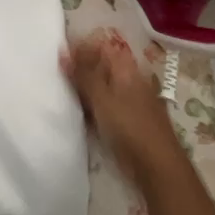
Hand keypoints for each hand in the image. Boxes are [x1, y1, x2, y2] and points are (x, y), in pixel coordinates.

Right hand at [61, 31, 179, 180]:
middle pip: (100, 66)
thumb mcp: (101, 97)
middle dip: (79, 68)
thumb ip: (82, 73)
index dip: (79, 47)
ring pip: (102, 86)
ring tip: (63, 91)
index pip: (100, 46)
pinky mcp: (128, 120)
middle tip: (57, 73)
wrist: (158, 168)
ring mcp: (131, 101)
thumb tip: (63, 49)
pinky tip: (79, 111)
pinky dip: (91, 105)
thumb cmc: (129, 127)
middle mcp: (130, 81)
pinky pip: (105, 104)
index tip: (59, 54)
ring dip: (84, 89)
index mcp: (126, 69)